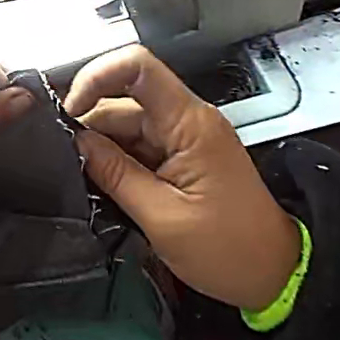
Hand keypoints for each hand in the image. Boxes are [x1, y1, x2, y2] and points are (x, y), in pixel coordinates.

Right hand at [65, 46, 300, 311]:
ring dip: (102, 146)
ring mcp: (187, 136)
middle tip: (64, 162)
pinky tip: (101, 182)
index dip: (97, 76)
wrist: (274, 271)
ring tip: (80, 178)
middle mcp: (188, 119)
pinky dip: (118, 159)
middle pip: (126, 99)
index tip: (69, 112)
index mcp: (190, 123)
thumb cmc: (227, 249)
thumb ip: (116, 175)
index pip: (138, 67)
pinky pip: (141, 144)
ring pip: (129, 123)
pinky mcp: (185, 154)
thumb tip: (77, 143)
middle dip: (91, 125)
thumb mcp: (163, 217)